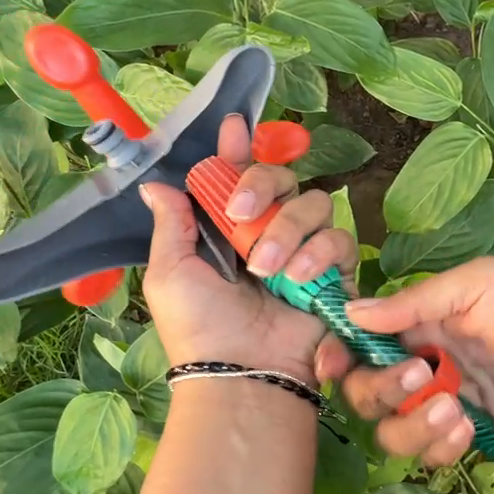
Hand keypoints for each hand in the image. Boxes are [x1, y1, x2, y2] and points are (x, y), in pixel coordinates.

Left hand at [140, 114, 354, 379]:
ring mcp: (306, 250)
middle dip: (263, 186)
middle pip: (285, 180)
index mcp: (231, 231)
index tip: (233, 125)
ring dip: (287, 230)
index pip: (238, 178)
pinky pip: (338, 240)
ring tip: (265, 268)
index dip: (237, 150)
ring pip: (314, 206)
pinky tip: (296, 277)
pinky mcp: (335, 272)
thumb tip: (155, 183)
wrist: (240, 369)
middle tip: (240, 212)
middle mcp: (272, 232)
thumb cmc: (199, 326)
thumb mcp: (171, 274)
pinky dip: (318, 253)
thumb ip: (173, 225)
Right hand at [316, 257, 493, 465]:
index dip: (341, 354)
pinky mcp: (467, 431)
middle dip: (381, 390)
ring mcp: (444, 398)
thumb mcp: (475, 286)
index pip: (363, 340)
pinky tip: (468, 426)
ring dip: (412, 425)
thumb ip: (414, 303)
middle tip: (421, 379)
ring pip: (393, 429)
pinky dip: (440, 445)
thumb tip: (351, 312)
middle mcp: (425, 360)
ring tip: (453, 410)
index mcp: (422, 320)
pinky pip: (430, 451)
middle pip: (368, 390)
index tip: (332, 364)